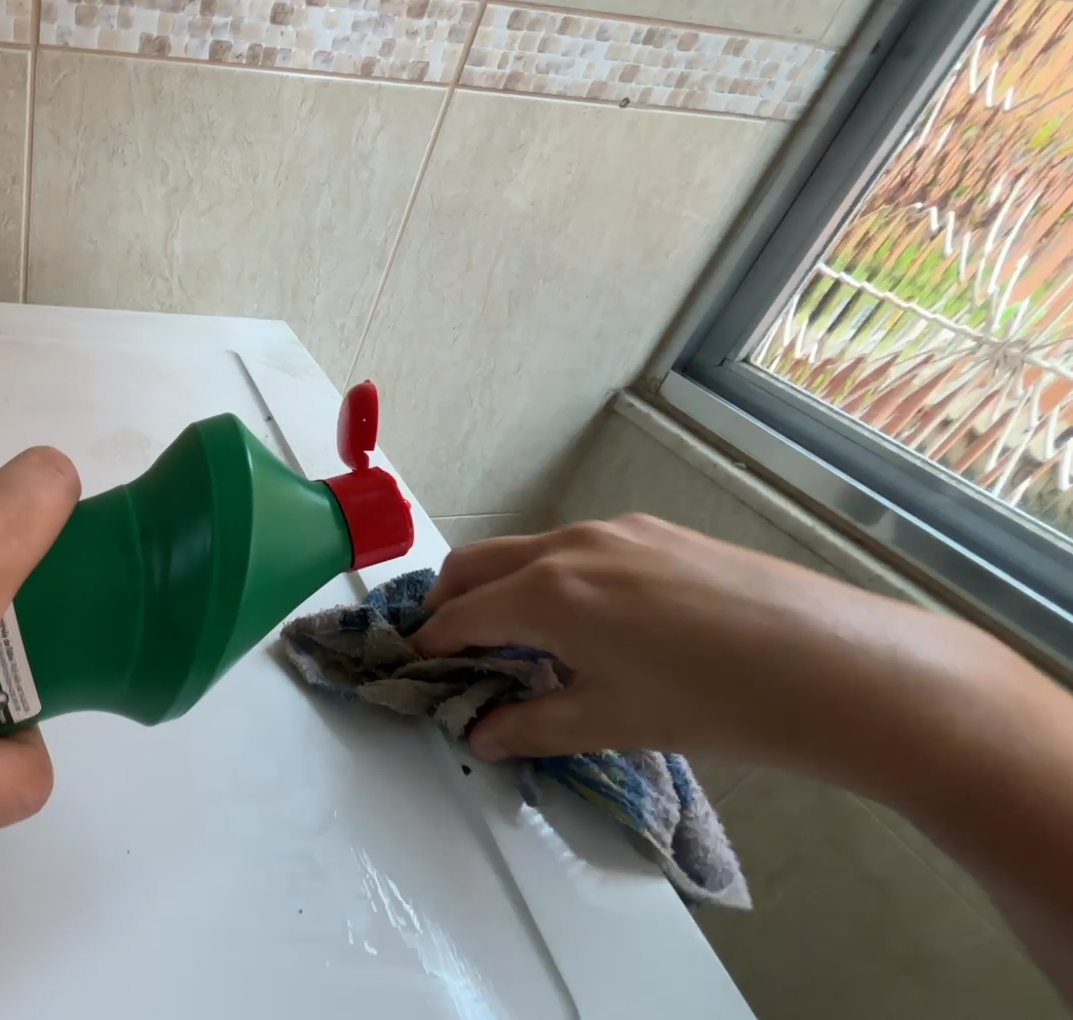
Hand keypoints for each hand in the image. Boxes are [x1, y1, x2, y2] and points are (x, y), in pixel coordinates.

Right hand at [409, 515, 1029, 788]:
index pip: (458, 616)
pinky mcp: (651, 531)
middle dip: (446, 602)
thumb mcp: (612, 722)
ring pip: (521, 551)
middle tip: (451, 647)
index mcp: (545, 594)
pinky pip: (572, 546)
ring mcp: (610, 531)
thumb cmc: (719, 703)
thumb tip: (480, 736)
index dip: (429, 644)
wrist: (851, 670)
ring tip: (520, 635)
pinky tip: (588, 617)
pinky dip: (548, 576)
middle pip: (471, 565)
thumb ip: (530, 726)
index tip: (416, 666)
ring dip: (498, 586)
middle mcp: (565, 548)